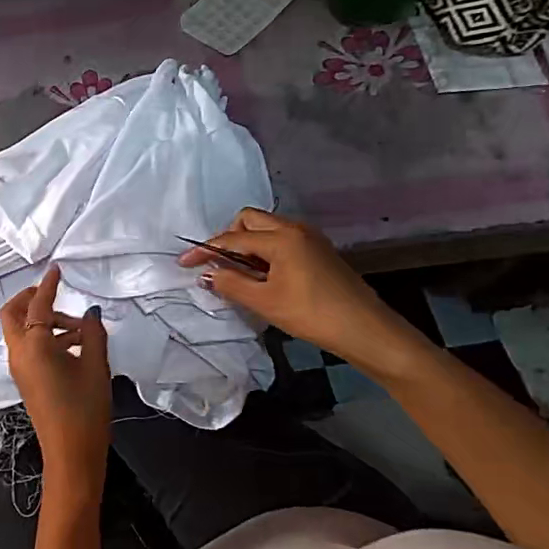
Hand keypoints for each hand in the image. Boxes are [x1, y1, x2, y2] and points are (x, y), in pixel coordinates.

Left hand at [0, 266, 111, 510]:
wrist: (71, 452)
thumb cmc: (85, 407)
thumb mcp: (96, 366)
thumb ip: (93, 334)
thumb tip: (90, 314)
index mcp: (34, 344)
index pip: (39, 304)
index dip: (49, 285)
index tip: (56, 270)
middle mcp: (19, 352)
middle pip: (13, 314)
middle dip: (31, 299)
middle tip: (56, 294)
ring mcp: (19, 368)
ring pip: (22, 332)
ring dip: (45, 322)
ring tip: (82, 330)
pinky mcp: (26, 380)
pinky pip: (29, 348)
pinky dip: (46, 338)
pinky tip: (76, 347)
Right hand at [179, 208, 432, 379]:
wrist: (365, 329)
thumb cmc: (311, 314)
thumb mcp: (264, 302)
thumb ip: (231, 284)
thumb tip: (208, 274)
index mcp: (281, 238)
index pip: (232, 238)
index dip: (205, 250)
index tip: (184, 262)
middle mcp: (295, 228)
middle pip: (249, 220)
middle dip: (227, 237)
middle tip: (215, 264)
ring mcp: (310, 237)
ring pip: (266, 228)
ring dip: (246, 243)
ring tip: (235, 272)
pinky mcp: (318, 250)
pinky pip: (281, 239)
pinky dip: (263, 249)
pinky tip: (260, 274)